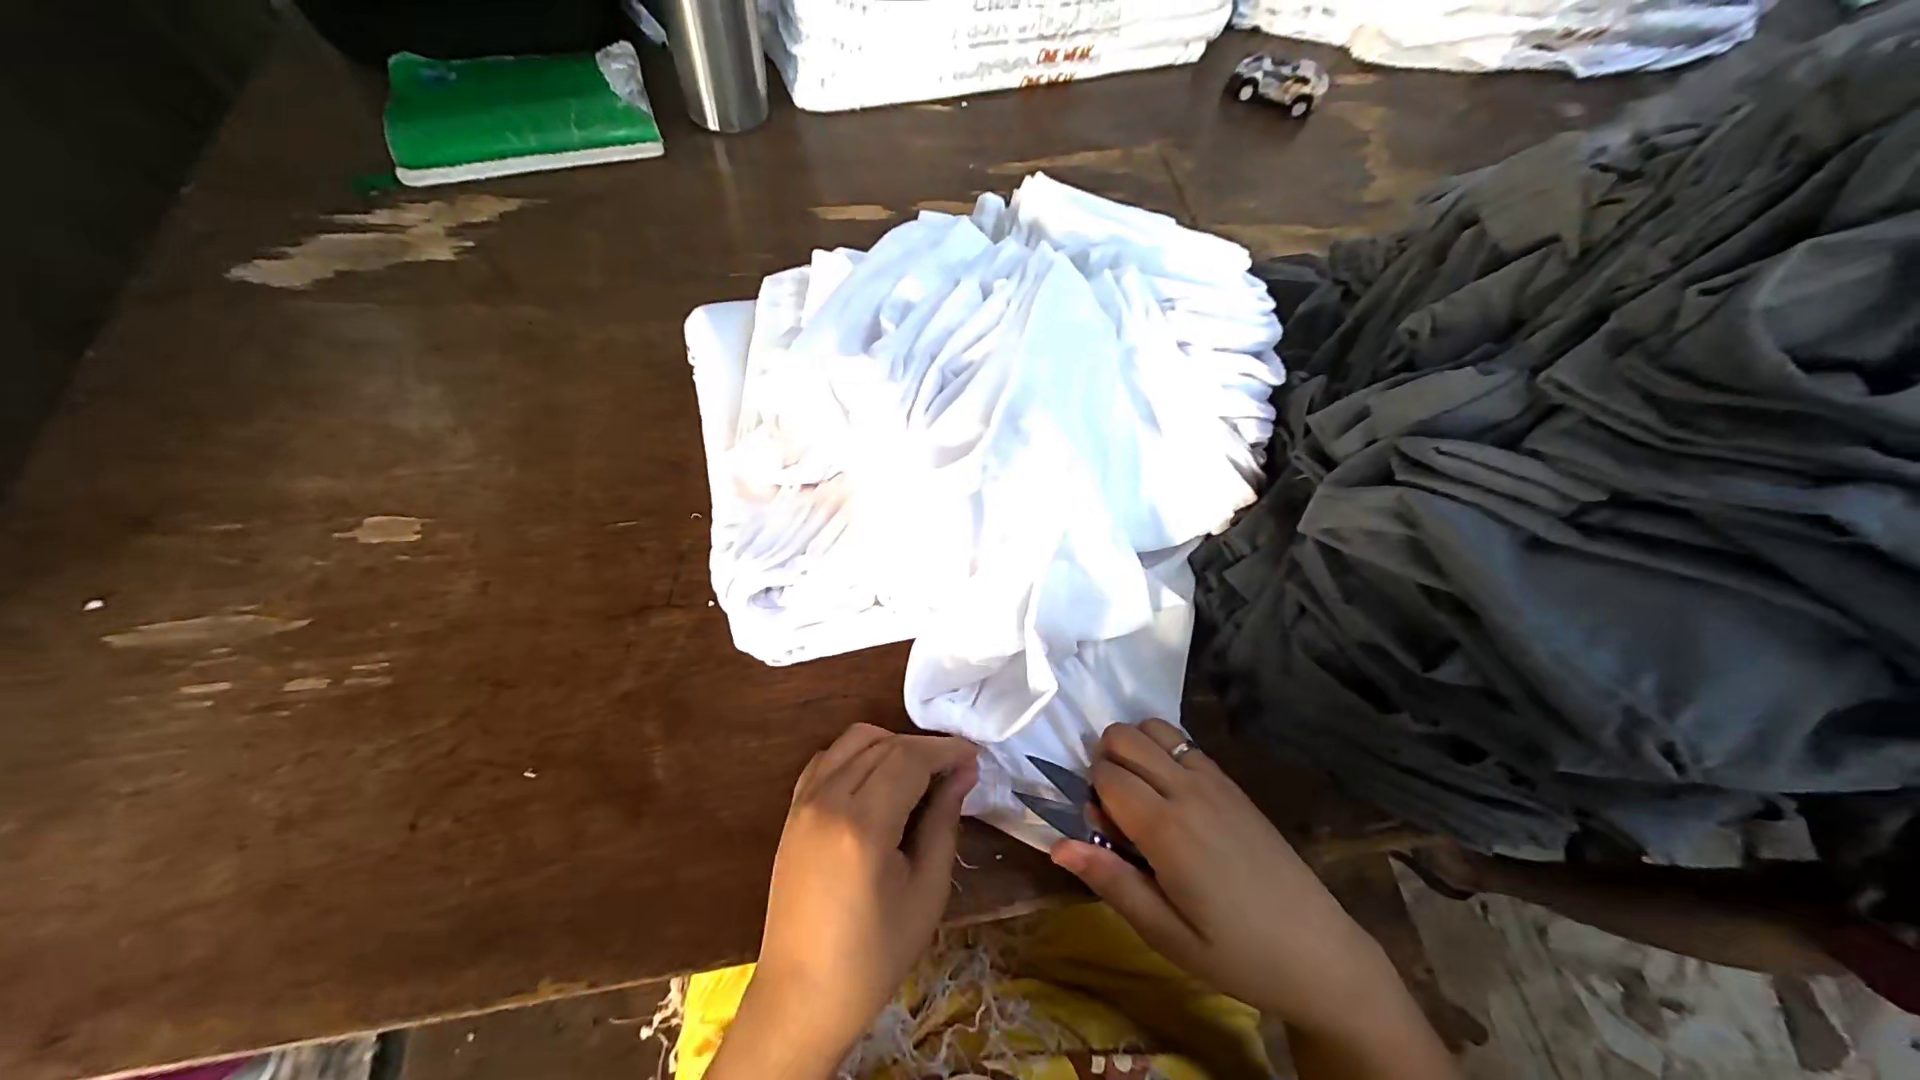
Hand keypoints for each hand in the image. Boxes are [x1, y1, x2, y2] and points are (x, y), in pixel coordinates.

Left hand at [710, 723, 977, 1079]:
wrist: (801, 995)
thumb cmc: (873, 956)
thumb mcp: (926, 891)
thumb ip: (943, 821)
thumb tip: (963, 773)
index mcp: (861, 825)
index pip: (909, 758)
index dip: (945, 750)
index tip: (973, 757)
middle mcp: (827, 801)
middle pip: (883, 744)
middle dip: (924, 748)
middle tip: (956, 769)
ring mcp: (802, 803)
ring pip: (853, 741)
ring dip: (891, 745)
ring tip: (920, 773)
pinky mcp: (791, 812)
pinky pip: (827, 759)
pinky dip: (857, 754)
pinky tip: (877, 780)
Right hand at [1050, 719, 1453, 1078]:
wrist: (1320, 952)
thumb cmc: (1236, 953)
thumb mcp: (1166, 935)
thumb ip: (1111, 881)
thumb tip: (1057, 845)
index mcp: (1167, 828)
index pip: (1104, 774)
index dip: (1090, 795)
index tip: (1103, 831)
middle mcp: (1188, 789)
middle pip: (1123, 736)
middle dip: (1105, 761)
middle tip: (1116, 811)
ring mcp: (1215, 780)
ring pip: (1154, 728)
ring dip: (1134, 749)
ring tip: (1141, 797)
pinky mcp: (1233, 783)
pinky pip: (1185, 743)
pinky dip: (1164, 752)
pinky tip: (1173, 796)